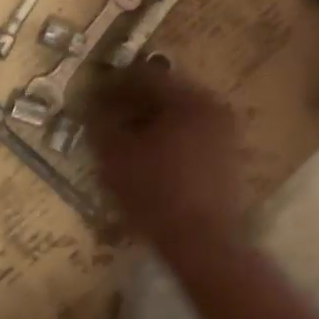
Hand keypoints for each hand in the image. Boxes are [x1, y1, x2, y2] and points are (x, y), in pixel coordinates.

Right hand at [85, 61, 243, 253]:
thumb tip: (92, 104)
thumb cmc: (154, 193)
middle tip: (105, 116)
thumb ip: (101, 122)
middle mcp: (212, 108)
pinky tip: (148, 158)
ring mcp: (225, 134)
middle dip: (131, 102)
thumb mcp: (115, 155)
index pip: (143, 76)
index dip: (112, 84)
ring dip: (149, 121)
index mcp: (188, 99)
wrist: (203, 242)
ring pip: (178, 116)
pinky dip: (167, 139)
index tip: (91, 96)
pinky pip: (191, 136)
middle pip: (164, 93)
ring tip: (124, 139)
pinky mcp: (228, 158)